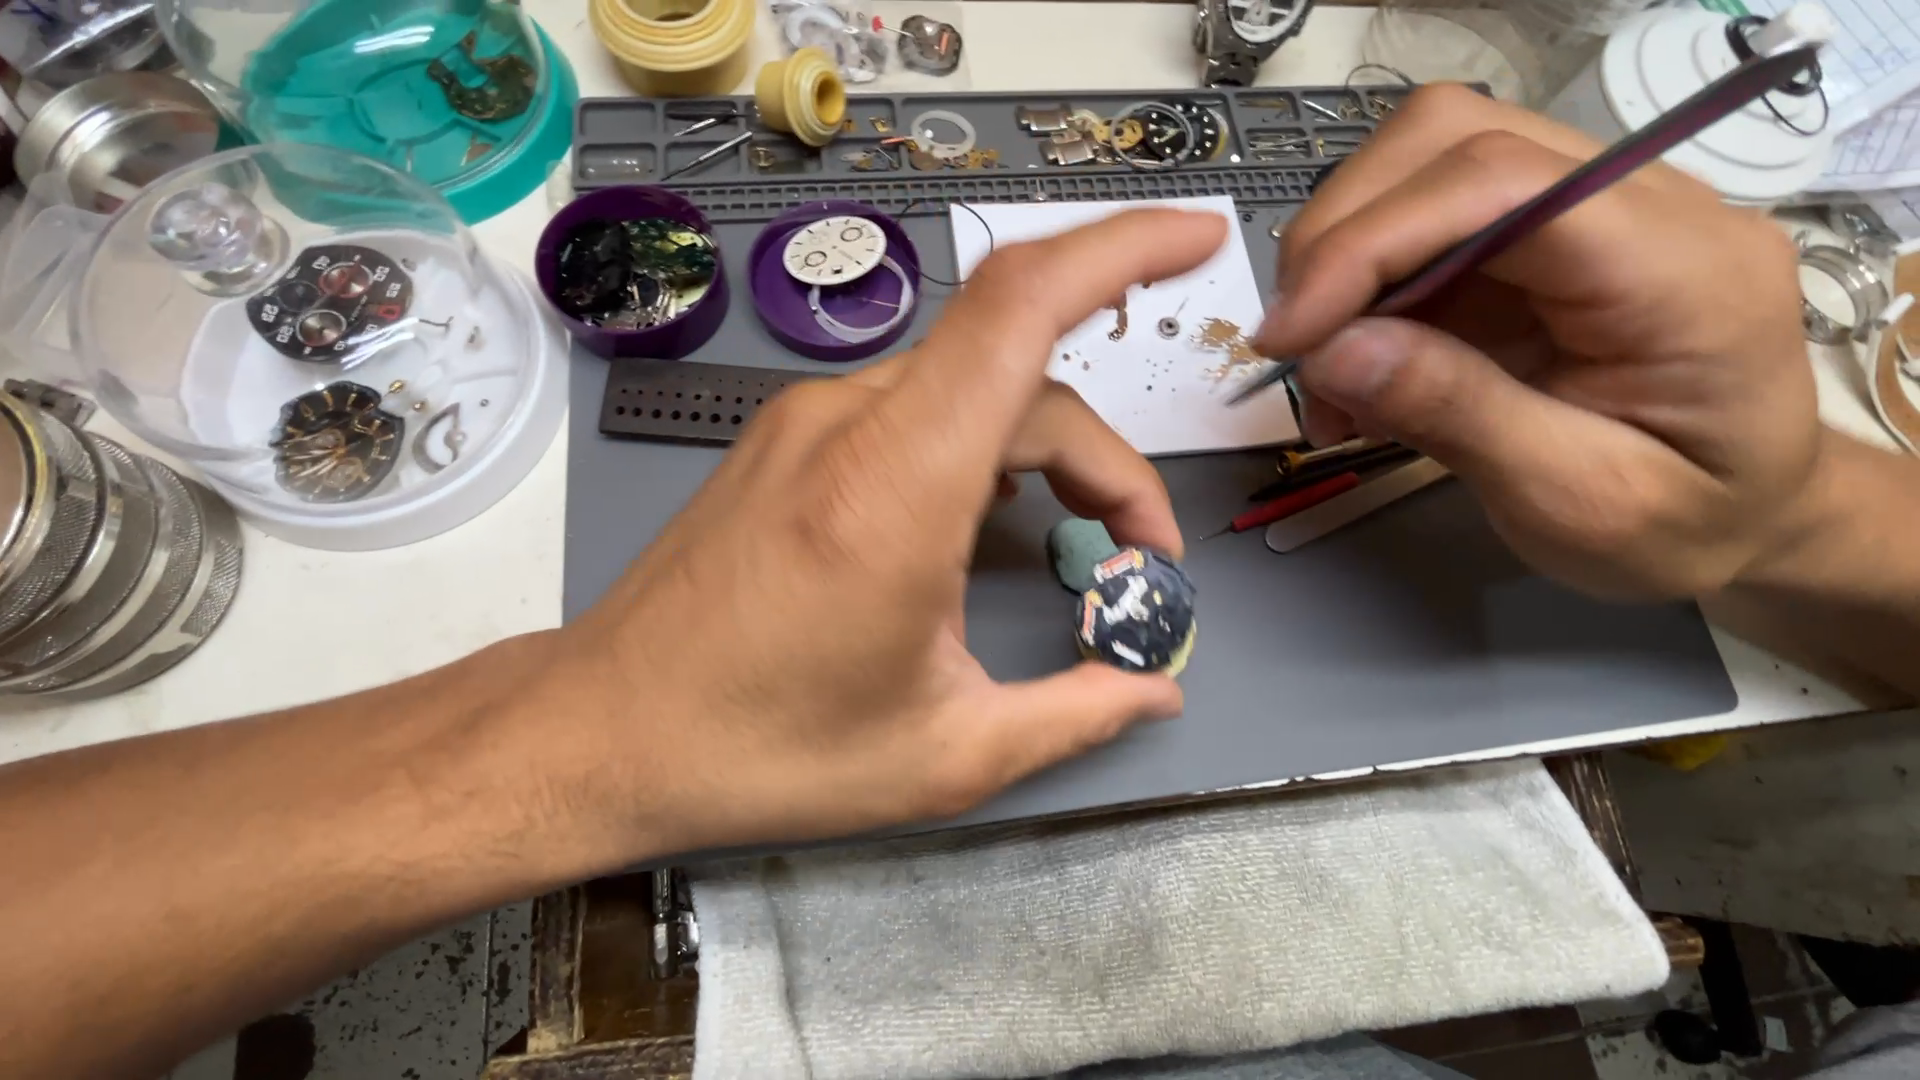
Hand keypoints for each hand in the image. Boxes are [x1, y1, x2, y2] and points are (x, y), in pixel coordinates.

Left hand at [545, 210, 1227, 859]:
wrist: (606, 731)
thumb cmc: (759, 749)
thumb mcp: (945, 755)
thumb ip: (1073, 715)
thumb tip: (1152, 693)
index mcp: (896, 489)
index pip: (1021, 310)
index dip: (1122, 250)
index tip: (1197, 241)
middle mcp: (849, 425)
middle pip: (1022, 377)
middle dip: (1107, 458)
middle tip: (1139, 556)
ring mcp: (811, 421)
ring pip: (971, 389)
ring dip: (1045, 449)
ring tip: (1080, 538)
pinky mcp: (790, 439)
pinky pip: (916, 408)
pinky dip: (983, 445)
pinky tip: (994, 513)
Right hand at [1257, 85, 1818, 598]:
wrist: (1737, 515)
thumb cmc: (1678, 522)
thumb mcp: (1572, 499)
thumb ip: (1460, 415)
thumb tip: (1331, 351)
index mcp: (1679, 268)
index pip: (1497, 185)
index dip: (1366, 243)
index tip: (1285, 338)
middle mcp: (1635, 204)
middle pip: (1449, 140)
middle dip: (1338, 238)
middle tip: (1293, 347)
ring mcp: (1578, 211)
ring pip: (1418, 167)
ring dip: (1338, 264)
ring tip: (1325, 374)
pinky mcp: (1529, 240)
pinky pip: (1412, 226)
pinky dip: (1353, 292)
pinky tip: (1353, 370)